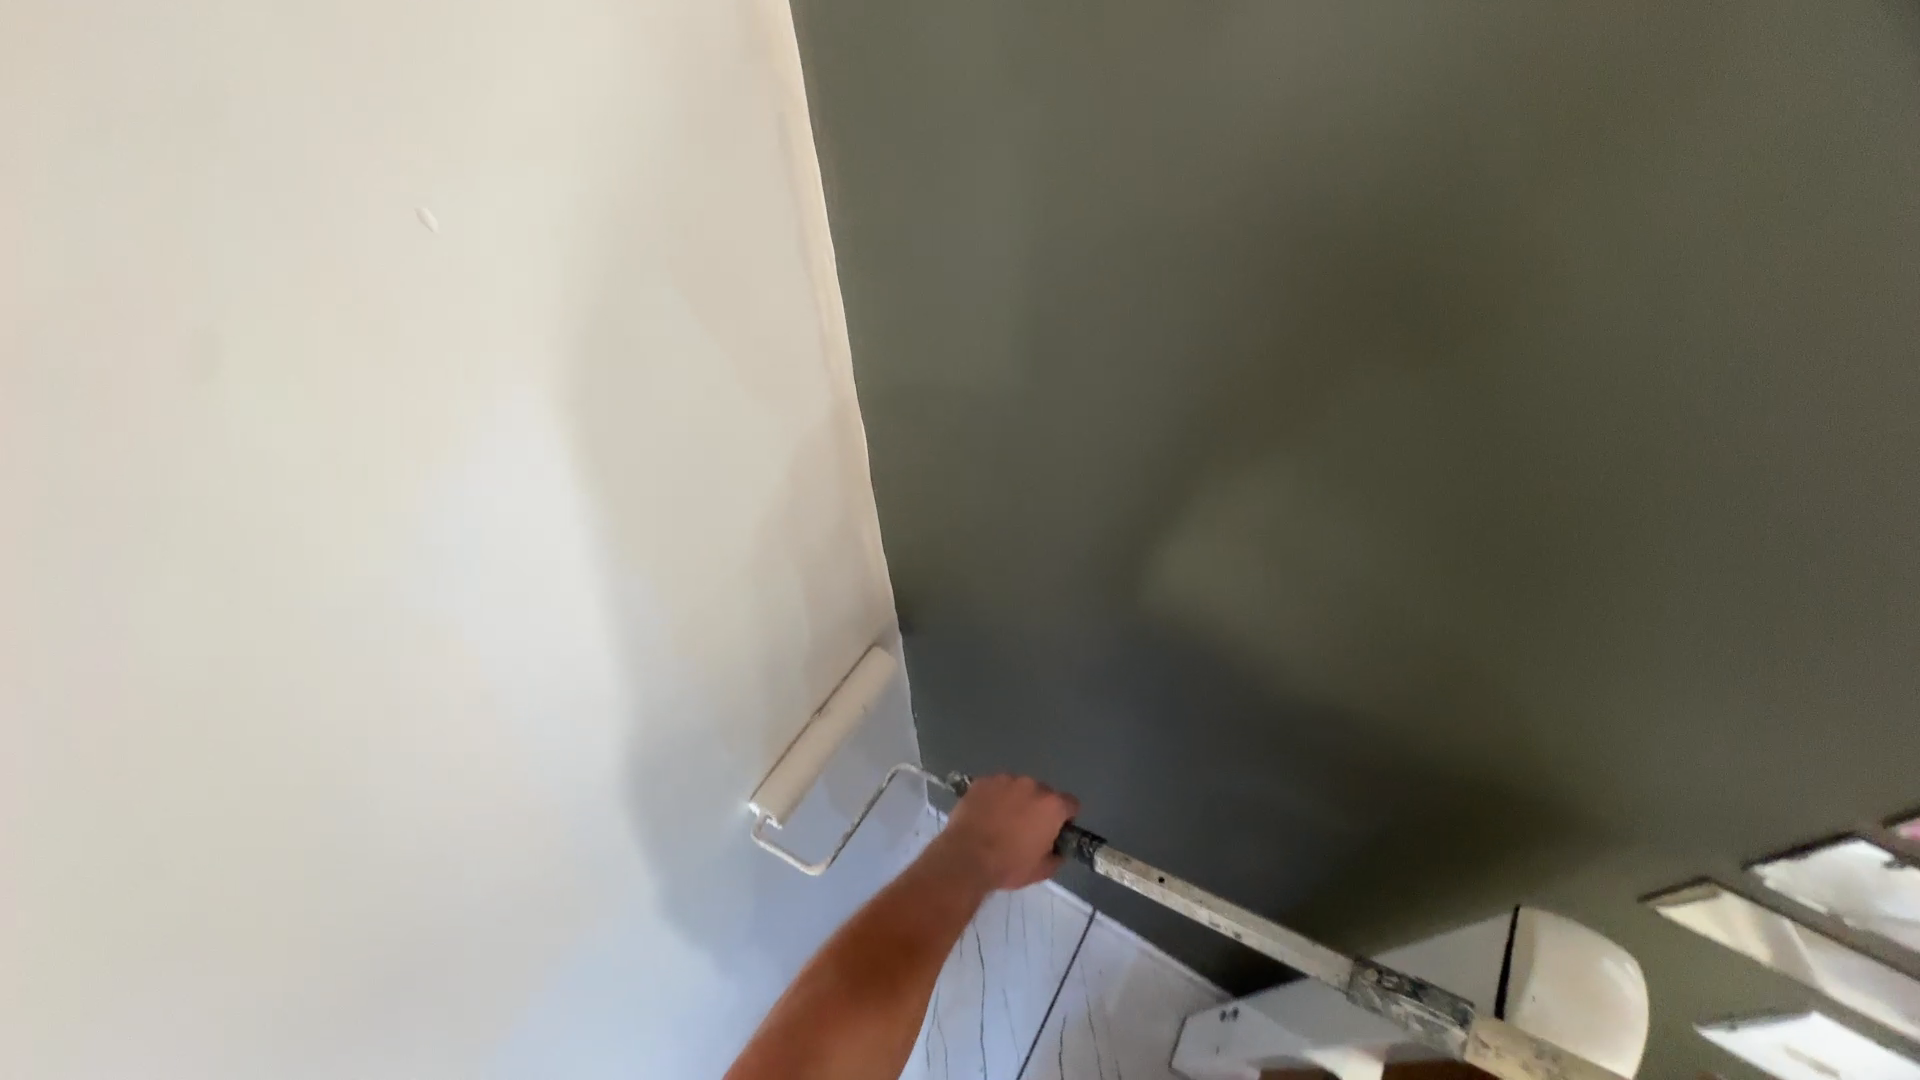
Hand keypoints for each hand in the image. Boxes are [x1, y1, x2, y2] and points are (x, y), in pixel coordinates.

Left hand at [932, 774, 1080, 890]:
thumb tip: (1056, 849)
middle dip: (1038, 808)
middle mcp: (1031, 785)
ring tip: (1001, 821)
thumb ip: (1057, 855)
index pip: (1071, 804)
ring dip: (1015, 800)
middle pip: (1043, 793)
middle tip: (1025, 828)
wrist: (966, 857)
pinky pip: (995, 787)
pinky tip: (984, 814)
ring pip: (1017, 788)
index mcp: (1052, 806)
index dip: (1065, 818)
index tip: (1055, 831)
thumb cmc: (1008, 865)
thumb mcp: (1042, 870)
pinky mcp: (982, 781)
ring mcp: (1005, 780)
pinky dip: (993, 797)